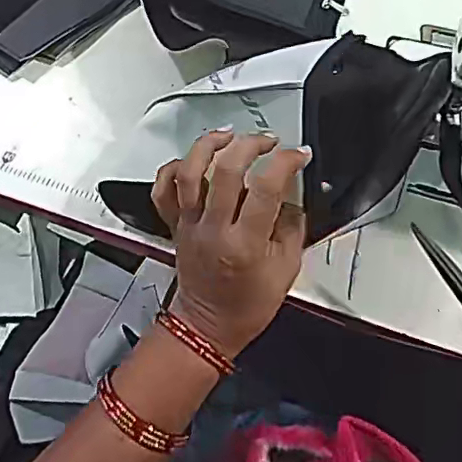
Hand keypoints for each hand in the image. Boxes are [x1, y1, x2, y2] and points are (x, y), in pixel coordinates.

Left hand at [150, 129, 308, 357]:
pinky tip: (192, 158)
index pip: (265, 188)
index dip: (286, 163)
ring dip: (208, 145)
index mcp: (245, 245)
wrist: (207, 327)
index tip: (298, 155)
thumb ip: (292, 227)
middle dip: (250, 145)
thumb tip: (293, 191)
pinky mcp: (174, 224)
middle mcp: (213, 230)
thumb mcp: (287, 270)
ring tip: (228, 135)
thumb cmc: (246, 305)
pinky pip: (163, 189)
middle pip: (225, 170)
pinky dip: (173, 168)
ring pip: (188, 172)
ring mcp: (189, 225)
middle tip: (268, 142)